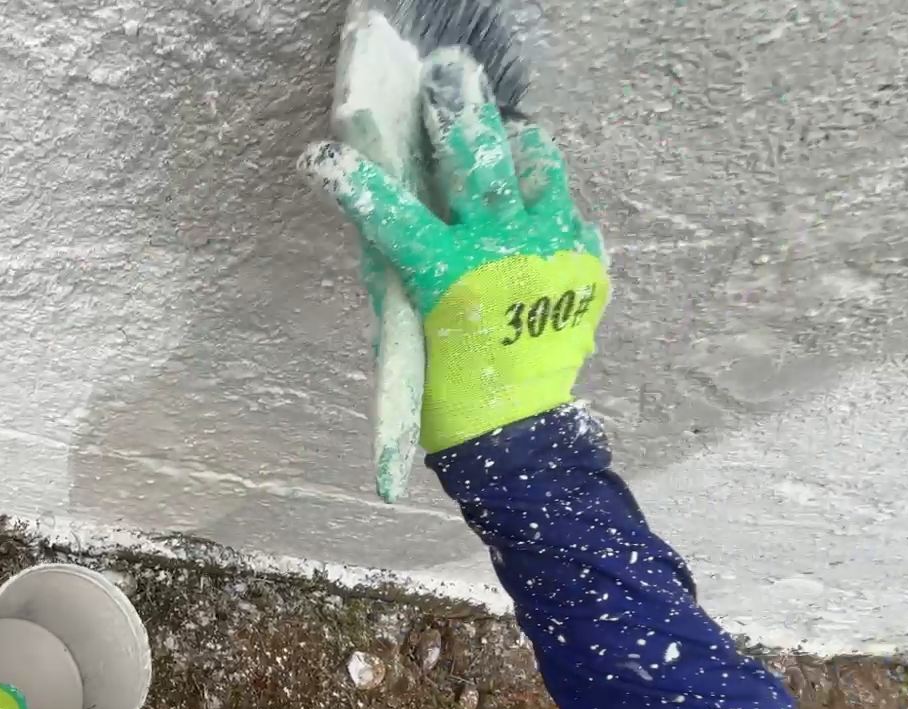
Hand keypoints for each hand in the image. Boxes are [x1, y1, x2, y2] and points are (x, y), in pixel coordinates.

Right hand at [301, 48, 610, 452]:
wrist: (514, 435)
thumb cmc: (445, 393)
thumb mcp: (405, 336)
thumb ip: (400, 277)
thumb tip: (393, 229)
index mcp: (451, 278)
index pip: (392, 215)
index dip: (353, 183)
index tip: (320, 157)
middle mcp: (508, 253)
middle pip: (482, 162)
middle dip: (458, 114)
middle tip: (449, 74)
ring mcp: (557, 253)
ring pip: (541, 170)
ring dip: (516, 151)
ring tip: (505, 139)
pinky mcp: (588, 264)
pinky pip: (565, 213)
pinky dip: (542, 208)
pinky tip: (528, 221)